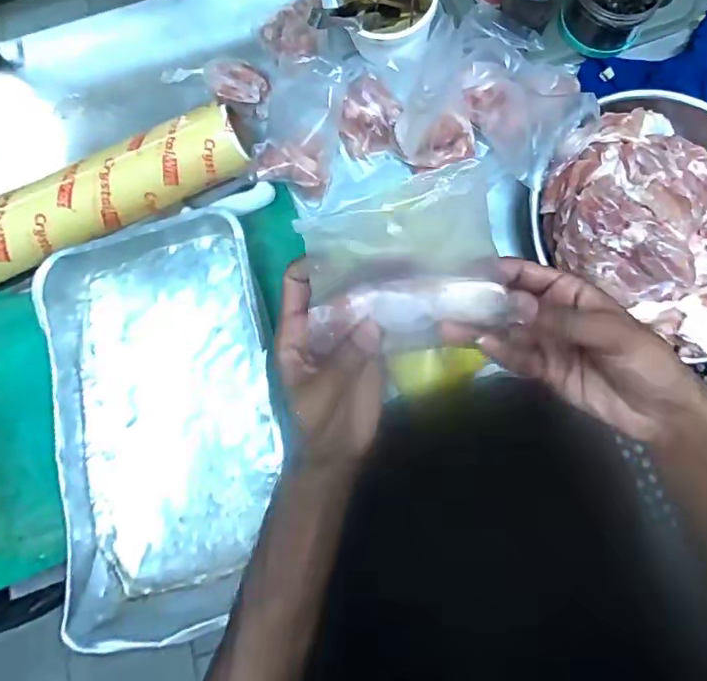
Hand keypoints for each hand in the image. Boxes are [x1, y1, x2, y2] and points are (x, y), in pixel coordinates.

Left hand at [276, 259, 383, 470]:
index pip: (296, 287)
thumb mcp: (322, 393)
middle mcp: (321, 326)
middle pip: (333, 288)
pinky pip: (379, 321)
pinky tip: (410, 291)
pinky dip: (392, 307)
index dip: (310, 265)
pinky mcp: (370, 347)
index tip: (337, 250)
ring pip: (359, 301)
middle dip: (352, 269)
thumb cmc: (314, 425)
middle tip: (381, 249)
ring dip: (376, 285)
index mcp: (296, 333)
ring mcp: (346, 335)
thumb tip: (372, 322)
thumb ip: (345, 359)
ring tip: (401, 264)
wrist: (336, 456)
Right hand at [457, 259, 706, 446]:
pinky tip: (481, 345)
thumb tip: (518, 306)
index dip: (504, 272)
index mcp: (572, 294)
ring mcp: (550, 345)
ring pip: (510, 332)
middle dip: (484, 301)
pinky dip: (501, 353)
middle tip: (450, 301)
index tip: (472, 271)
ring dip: (483, 328)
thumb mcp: (611, 332)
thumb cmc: (644, 358)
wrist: (661, 411)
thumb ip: (564, 320)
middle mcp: (555, 315)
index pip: (532, 276)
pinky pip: (520, 359)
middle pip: (514, 303)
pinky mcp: (548, 373)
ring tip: (451, 325)